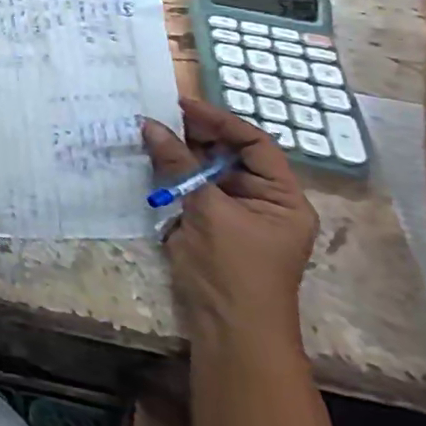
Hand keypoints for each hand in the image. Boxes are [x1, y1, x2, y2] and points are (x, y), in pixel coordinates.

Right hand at [142, 100, 318, 339]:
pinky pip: (187, 183)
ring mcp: (230, 208)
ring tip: (143, 127)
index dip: (221, 121)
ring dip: (176, 148)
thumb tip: (148, 124)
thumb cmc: (233, 267)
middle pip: (228, 153)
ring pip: (203, 166)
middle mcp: (260, 198)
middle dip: (193, 131)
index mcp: (282, 198)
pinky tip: (144, 153)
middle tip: (154, 111)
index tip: (180, 103)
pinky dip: (167, 167)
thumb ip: (178, 165)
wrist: (228, 321)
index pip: (255, 145)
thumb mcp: (207, 211)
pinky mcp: (204, 218)